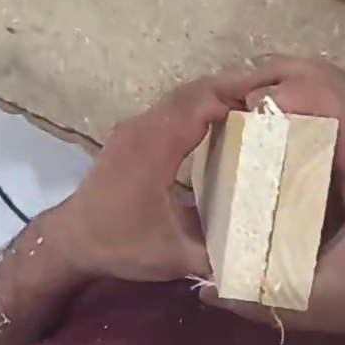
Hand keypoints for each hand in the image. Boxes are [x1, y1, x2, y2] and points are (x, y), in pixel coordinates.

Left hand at [46, 63, 279, 281]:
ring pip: (183, 95)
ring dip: (217, 94)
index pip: (200, 104)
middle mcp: (144, 127)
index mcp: (154, 147)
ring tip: (255, 104)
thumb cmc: (120, 243)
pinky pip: (173, 107)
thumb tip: (264, 250)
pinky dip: (201, 105)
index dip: (236, 97)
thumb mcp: (175, 256)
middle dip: (234, 88)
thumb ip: (219, 253)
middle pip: (194, 91)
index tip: (272, 104)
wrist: (72, 240)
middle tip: (273, 97)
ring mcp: (136, 127)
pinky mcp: (134, 133)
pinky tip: (222, 118)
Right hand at [210, 56, 344, 337]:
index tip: (248, 101)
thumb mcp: (319, 305)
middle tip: (237, 89)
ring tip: (251, 89)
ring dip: (300, 81)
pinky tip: (279, 108)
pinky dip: (311, 96)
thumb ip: (261, 297)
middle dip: (290, 78)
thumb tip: (201, 285)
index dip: (300, 96)